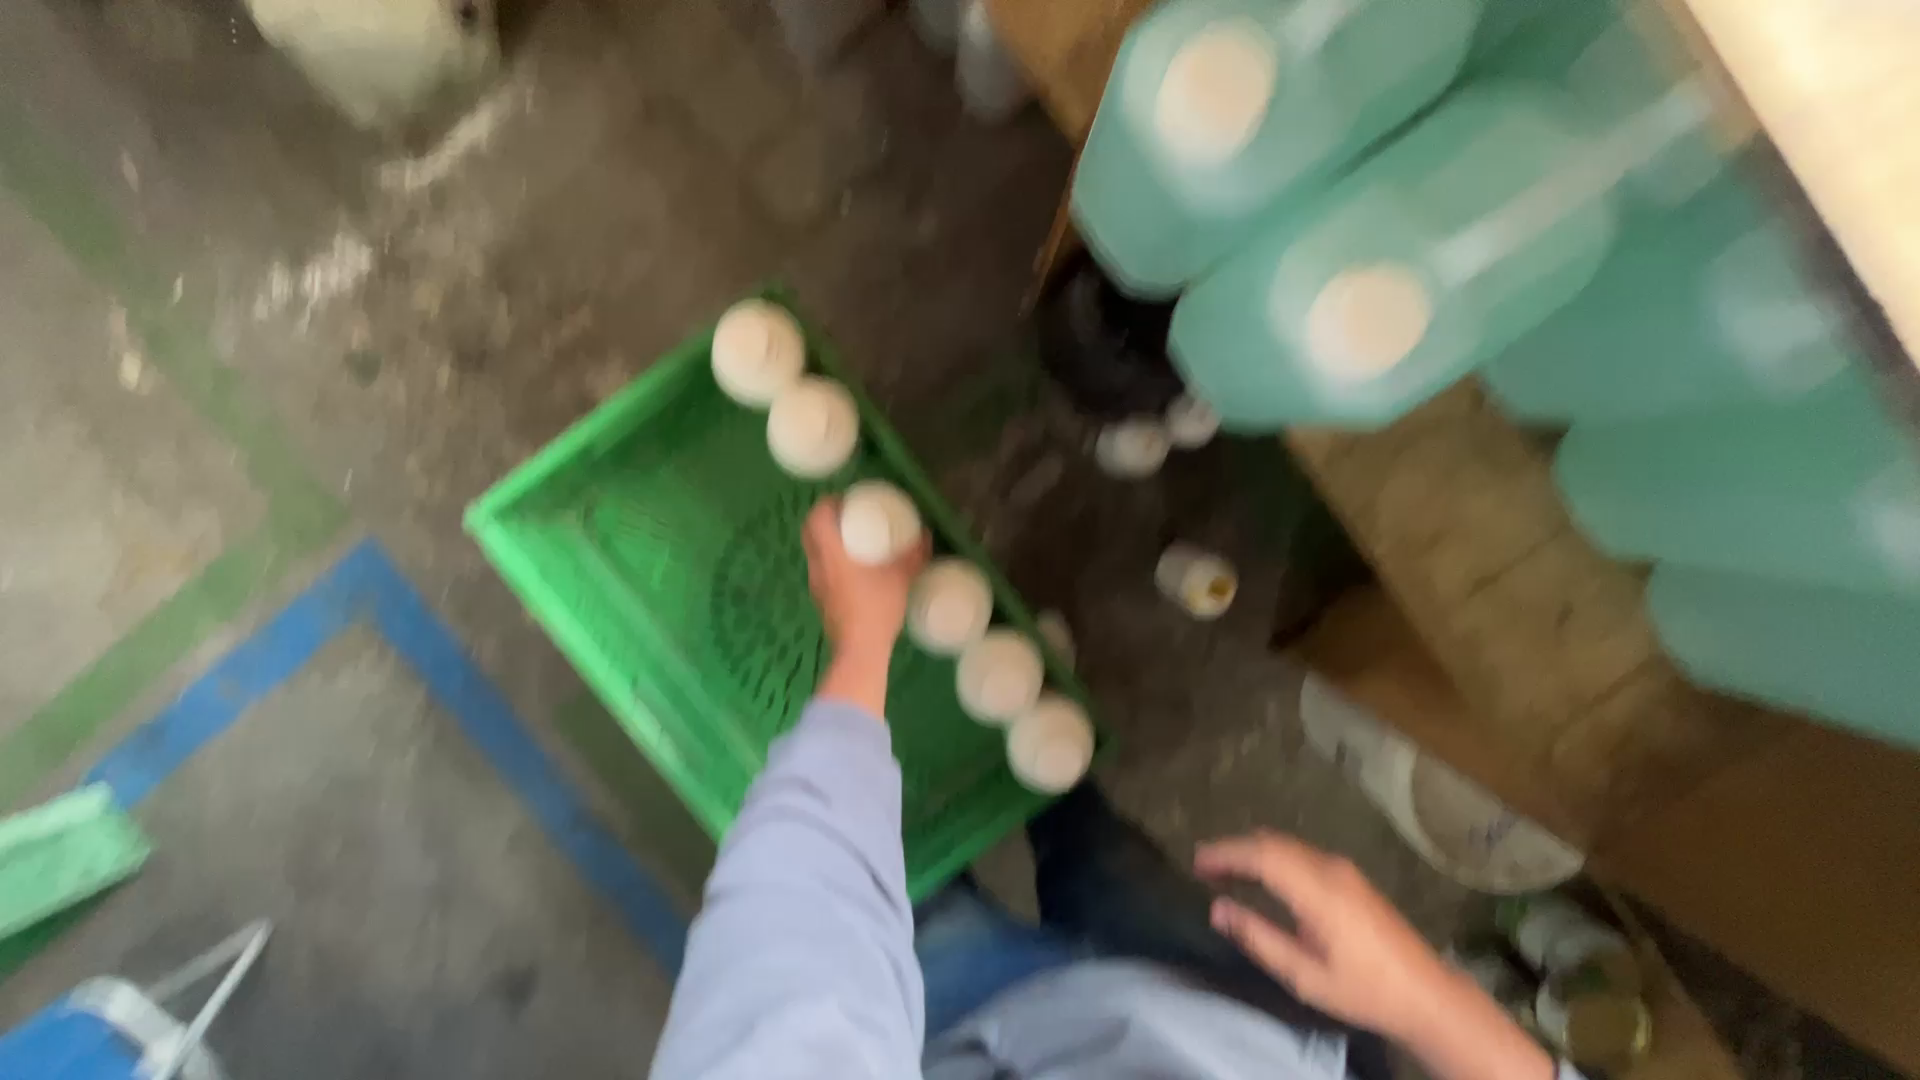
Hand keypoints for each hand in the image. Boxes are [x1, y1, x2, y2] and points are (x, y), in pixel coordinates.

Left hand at [802, 498, 929, 717]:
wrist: (860, 650)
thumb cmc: (877, 609)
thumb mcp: (901, 579)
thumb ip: (914, 556)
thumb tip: (926, 536)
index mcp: (831, 554)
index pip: (815, 519)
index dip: (826, 504)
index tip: (844, 501)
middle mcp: (817, 566)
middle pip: (809, 533)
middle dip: (825, 520)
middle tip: (847, 517)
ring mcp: (816, 585)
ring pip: (814, 553)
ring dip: (827, 542)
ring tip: (852, 542)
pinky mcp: (821, 601)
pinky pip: (821, 571)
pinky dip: (831, 562)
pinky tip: (853, 570)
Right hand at [1194, 831, 1455, 1040]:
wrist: (1430, 996)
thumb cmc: (1364, 990)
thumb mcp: (1305, 976)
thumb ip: (1259, 938)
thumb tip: (1217, 909)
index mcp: (1318, 891)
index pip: (1261, 856)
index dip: (1225, 853)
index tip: (1196, 861)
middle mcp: (1329, 869)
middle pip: (1271, 842)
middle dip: (1234, 849)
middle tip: (1203, 864)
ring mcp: (1343, 870)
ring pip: (1286, 844)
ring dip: (1253, 851)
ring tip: (1225, 869)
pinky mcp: (1350, 877)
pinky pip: (1300, 852)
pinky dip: (1272, 855)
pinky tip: (1263, 875)